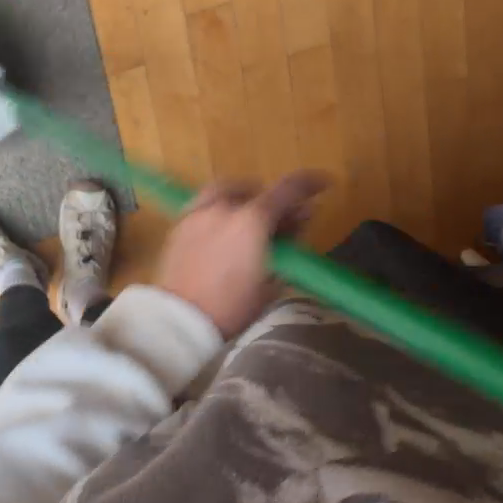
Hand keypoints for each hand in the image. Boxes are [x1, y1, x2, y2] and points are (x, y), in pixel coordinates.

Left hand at [155, 171, 328, 337]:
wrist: (179, 319)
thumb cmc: (231, 307)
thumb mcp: (271, 282)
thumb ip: (287, 244)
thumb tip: (299, 220)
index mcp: (252, 220)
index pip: (288, 189)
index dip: (311, 183)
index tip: (324, 184)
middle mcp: (223, 208)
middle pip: (255, 189)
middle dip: (272, 198)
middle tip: (282, 218)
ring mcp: (197, 214)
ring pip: (224, 190)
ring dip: (243, 198)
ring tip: (250, 219)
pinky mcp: (178, 226)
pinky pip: (203, 205)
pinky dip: (219, 208)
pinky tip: (223, 229)